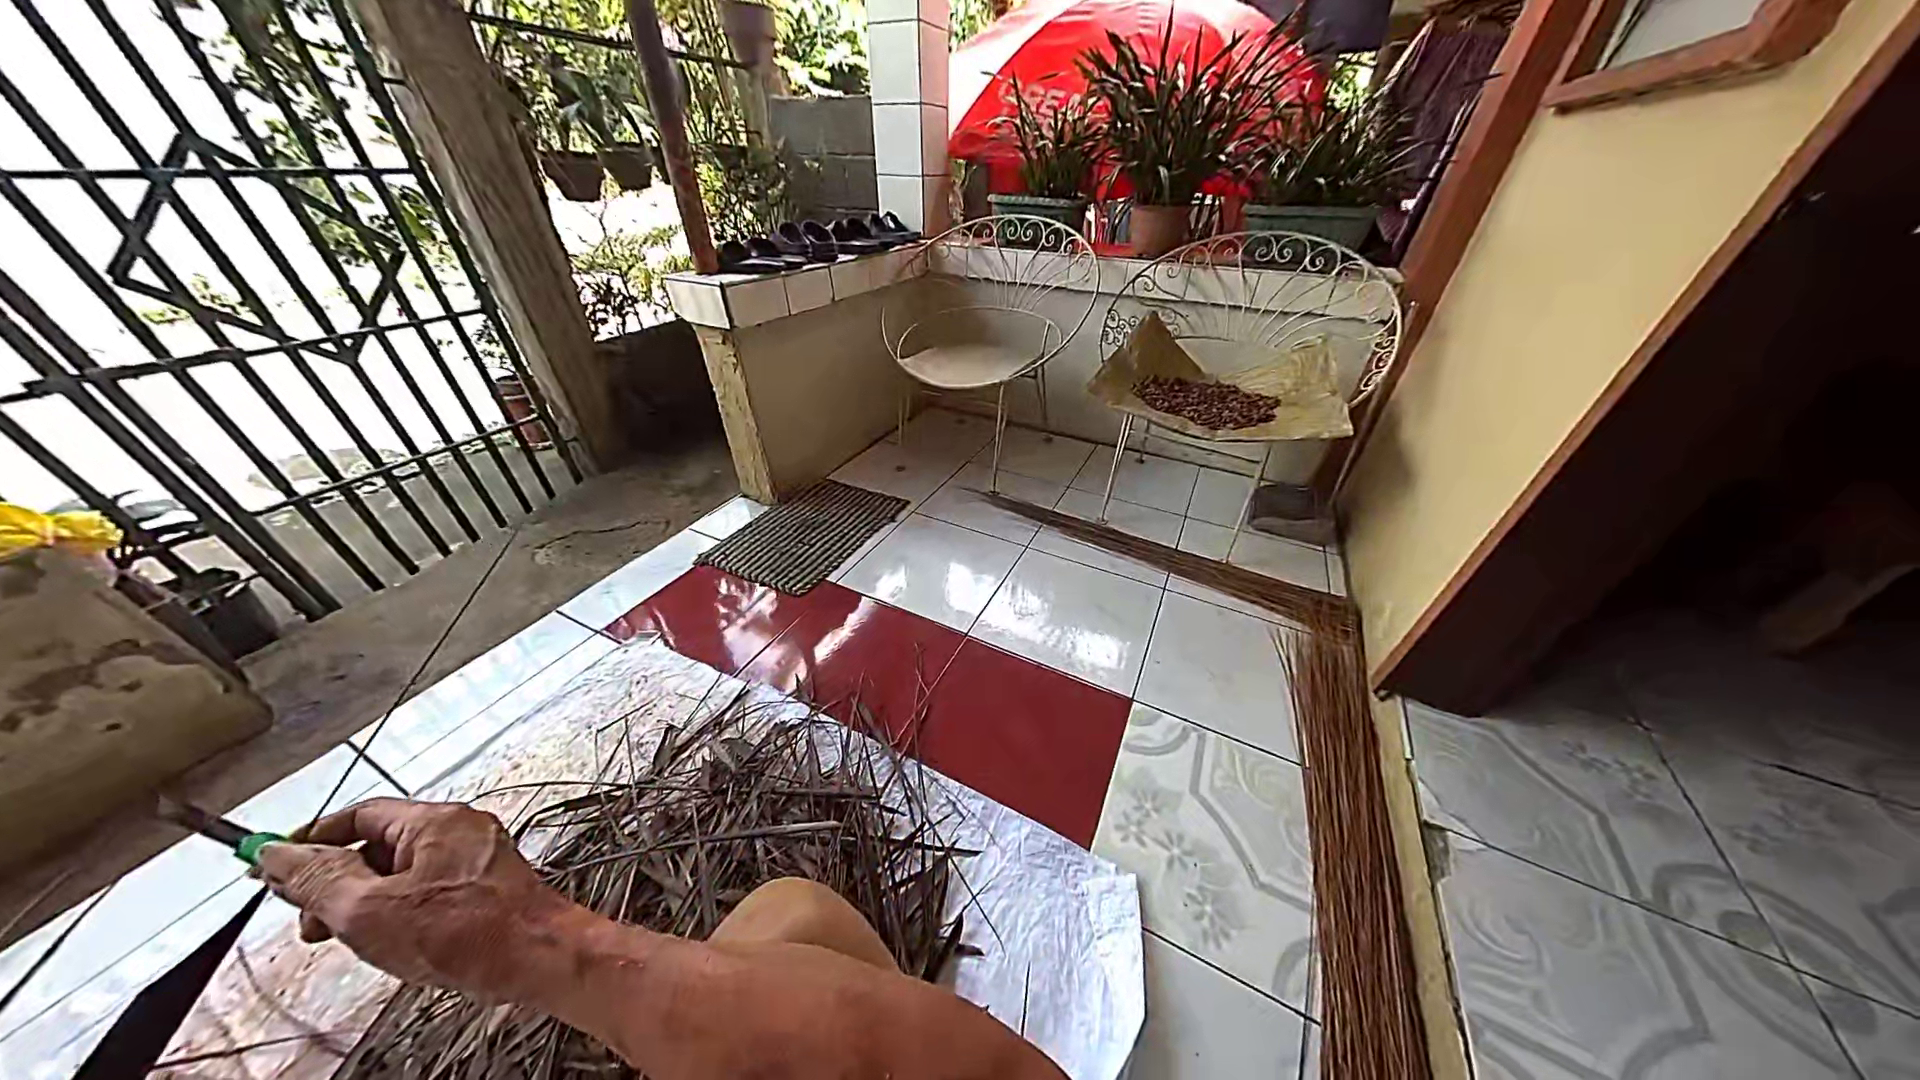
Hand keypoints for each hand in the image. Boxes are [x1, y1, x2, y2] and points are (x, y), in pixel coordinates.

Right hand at [254, 798, 575, 1000]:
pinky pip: (425, 885)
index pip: (361, 815)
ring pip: (400, 868)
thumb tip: (280, 853)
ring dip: (362, 899)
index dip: (310, 840)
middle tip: (310, 920)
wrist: (530, 952)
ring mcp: (476, 854)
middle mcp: (462, 829)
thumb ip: (319, 880)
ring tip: (349, 937)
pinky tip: (387, 939)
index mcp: (438, 821)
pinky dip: (395, 907)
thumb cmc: (466, 929)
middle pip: (380, 842)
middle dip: (335, 880)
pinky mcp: (482, 881)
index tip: (269, 866)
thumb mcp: (368, 908)